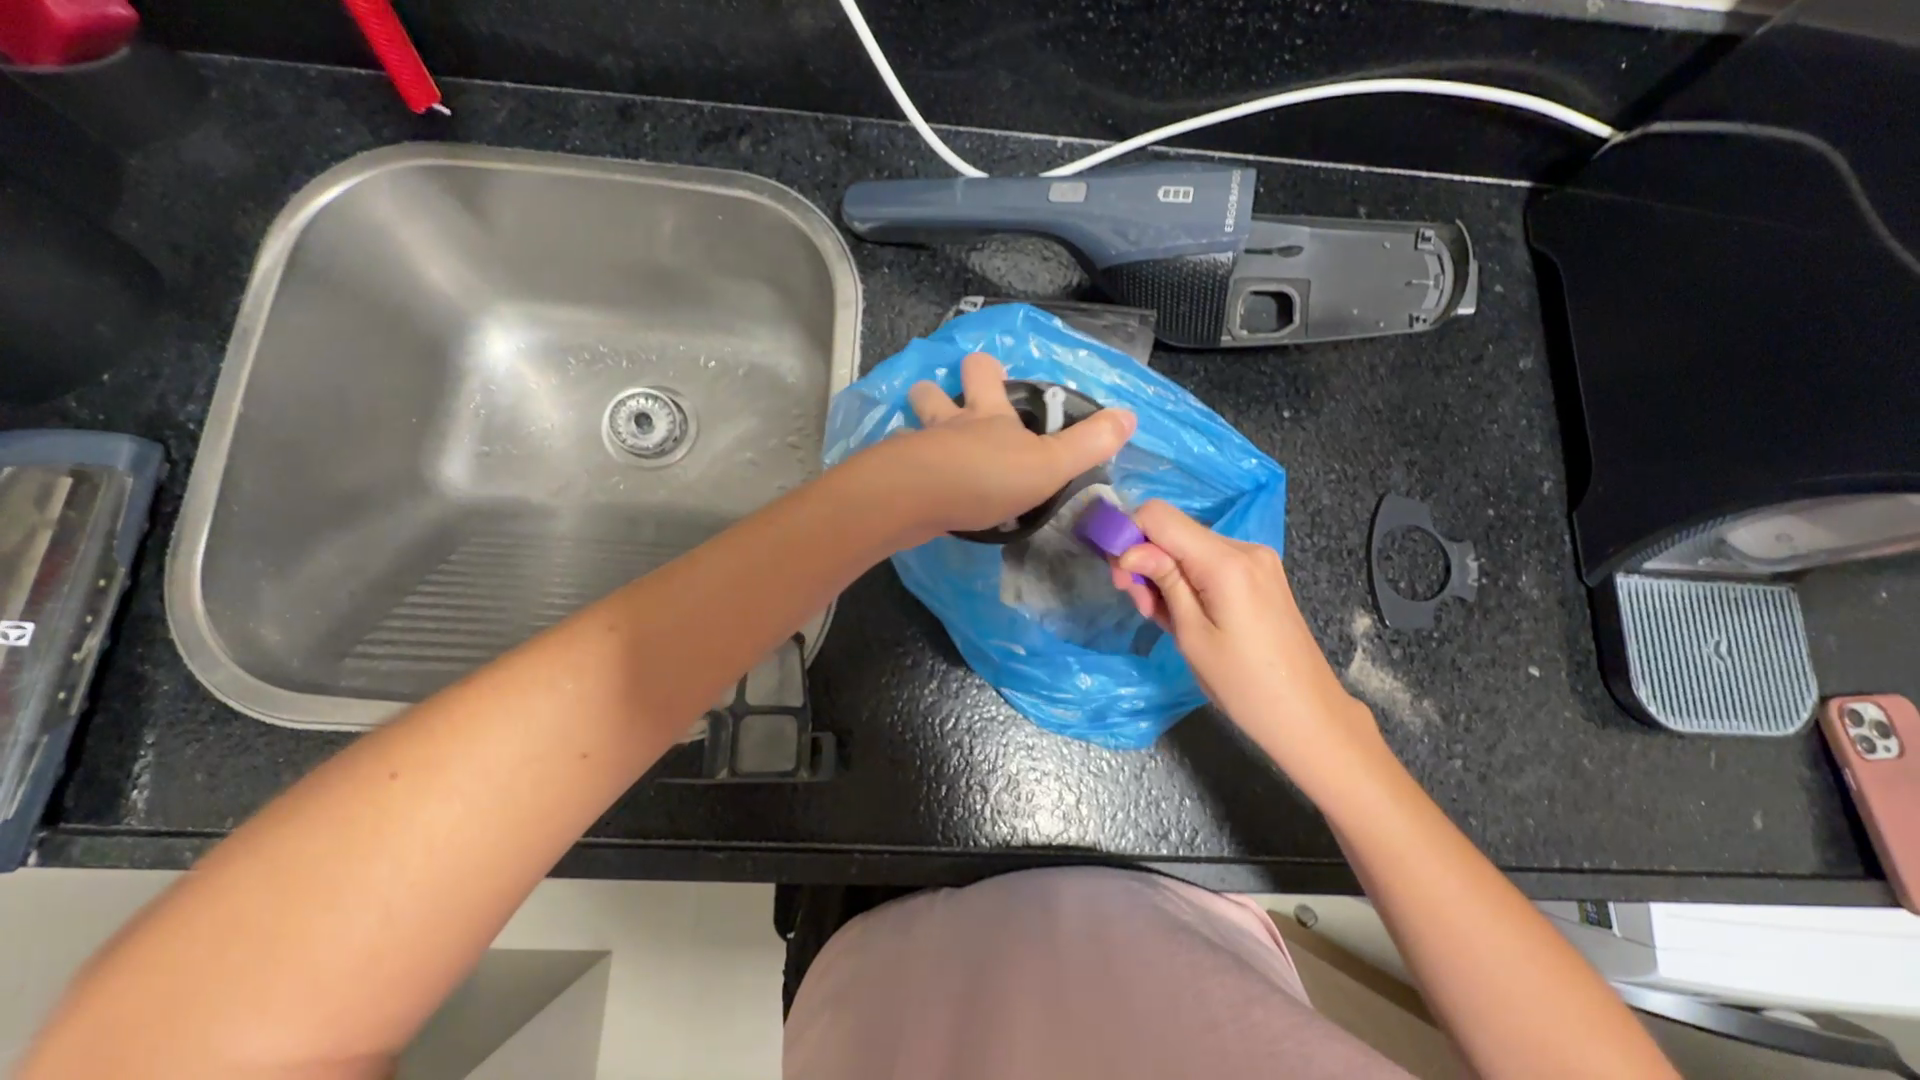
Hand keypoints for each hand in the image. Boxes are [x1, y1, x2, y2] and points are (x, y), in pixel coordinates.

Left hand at [857, 351, 1136, 538]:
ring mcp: (916, 448)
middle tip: (942, 402)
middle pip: (931, 393)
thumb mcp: (1050, 463)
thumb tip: (1130, 416)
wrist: (918, 499)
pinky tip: (910, 489)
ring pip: (909, 428)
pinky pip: (896, 467)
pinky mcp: (893, 478)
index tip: (990, 371)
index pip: (983, 374)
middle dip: (934, 392)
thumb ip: (1088, 444)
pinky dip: (902, 471)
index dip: (985, 370)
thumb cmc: (987, 476)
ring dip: (914, 430)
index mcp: (986, 415)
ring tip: (921, 444)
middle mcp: (948, 424)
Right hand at [1110, 501, 1392, 790]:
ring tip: (1164, 619)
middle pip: (1173, 530)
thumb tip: (1129, 549)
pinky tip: (1186, 614)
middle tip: (1141, 608)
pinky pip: (1209, 561)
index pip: (1158, 515)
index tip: (1120, 578)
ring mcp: (1256, 560)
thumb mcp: (1191, 635)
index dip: (1128, 536)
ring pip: (1189, 546)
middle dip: (1145, 561)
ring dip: (1165, 574)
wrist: (1307, 714)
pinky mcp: (1260, 574)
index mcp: (1226, 561)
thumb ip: (1163, 582)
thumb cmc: (1243, 684)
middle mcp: (1244, 548)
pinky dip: (1188, 579)